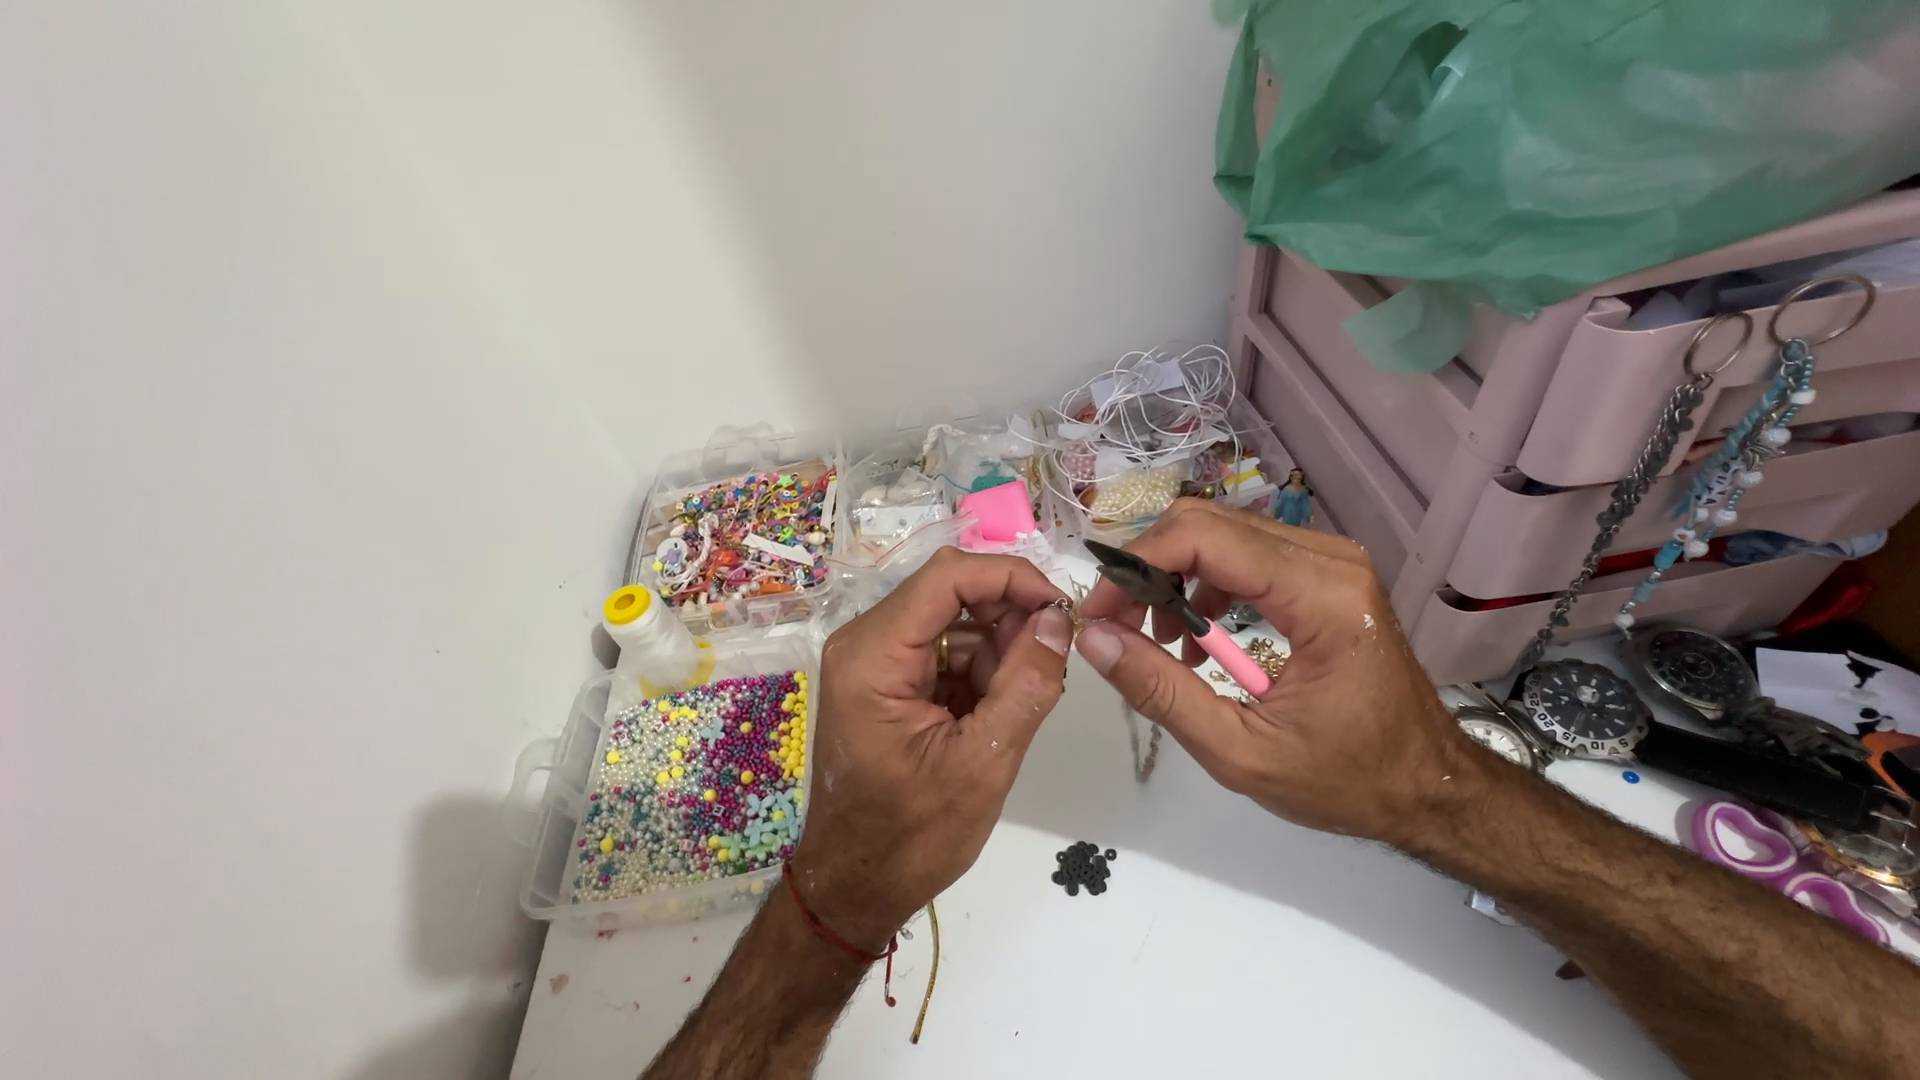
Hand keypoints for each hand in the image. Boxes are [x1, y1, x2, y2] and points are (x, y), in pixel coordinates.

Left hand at [788, 548, 1073, 948]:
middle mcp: (866, 642)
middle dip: (1009, 616)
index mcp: (873, 654)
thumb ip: (1027, 685)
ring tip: (1023, 698)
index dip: (1011, 577)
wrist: (857, 885)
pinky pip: (947, 650)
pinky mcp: (890, 680)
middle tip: (1052, 660)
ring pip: (955, 619)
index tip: (1062, 607)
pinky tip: (998, 707)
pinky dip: (983, 668)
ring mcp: (876, 659)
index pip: (948, 576)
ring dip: (1000, 647)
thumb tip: (1058, 619)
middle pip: (951, 591)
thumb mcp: (983, 762)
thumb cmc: (912, 837)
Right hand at [1074, 499, 1465, 844]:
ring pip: (1219, 532)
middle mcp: (1329, 558)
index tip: (1100, 614)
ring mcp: (1330, 560)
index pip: (1204, 538)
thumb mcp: (1240, 752)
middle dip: (1147, 569)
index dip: (1136, 566)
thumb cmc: (1346, 780)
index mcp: (1321, 597)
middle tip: (1120, 628)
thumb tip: (1093, 639)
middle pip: (1206, 523)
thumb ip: (1161, 692)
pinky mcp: (1324, 572)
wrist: (1429, 786)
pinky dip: (1202, 584)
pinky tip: (1197, 638)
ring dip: (1172, 577)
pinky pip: (1243, 552)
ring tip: (1160, 643)